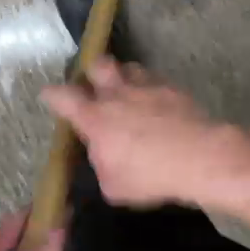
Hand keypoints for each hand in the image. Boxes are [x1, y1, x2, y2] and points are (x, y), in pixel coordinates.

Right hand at [40, 58, 249, 206]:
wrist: (200, 156)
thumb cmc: (150, 176)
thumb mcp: (113, 185)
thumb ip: (101, 164)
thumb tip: (103, 154)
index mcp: (95, 118)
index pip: (63, 97)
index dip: (53, 95)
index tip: (50, 95)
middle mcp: (118, 94)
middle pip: (98, 65)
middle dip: (92, 73)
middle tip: (95, 87)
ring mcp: (147, 86)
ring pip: (129, 67)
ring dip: (124, 77)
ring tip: (129, 93)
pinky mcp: (173, 88)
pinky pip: (155, 80)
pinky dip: (151, 89)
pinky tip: (157, 104)